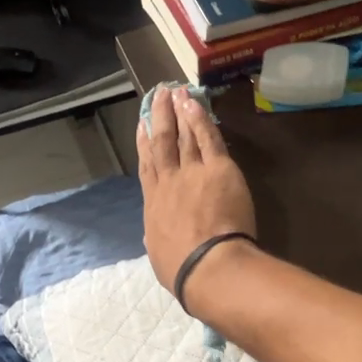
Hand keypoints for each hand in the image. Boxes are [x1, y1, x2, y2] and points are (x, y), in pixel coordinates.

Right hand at [134, 85, 257, 302]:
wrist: (208, 264)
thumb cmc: (181, 268)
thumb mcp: (157, 254)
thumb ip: (156, 238)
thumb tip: (152, 237)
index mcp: (153, 204)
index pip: (147, 167)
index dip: (143, 144)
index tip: (142, 126)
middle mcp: (169, 182)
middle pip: (161, 143)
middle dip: (159, 118)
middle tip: (158, 96)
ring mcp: (193, 172)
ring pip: (184, 135)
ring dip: (179, 111)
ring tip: (177, 92)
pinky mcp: (219, 169)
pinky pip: (209, 137)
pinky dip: (201, 118)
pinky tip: (196, 103)